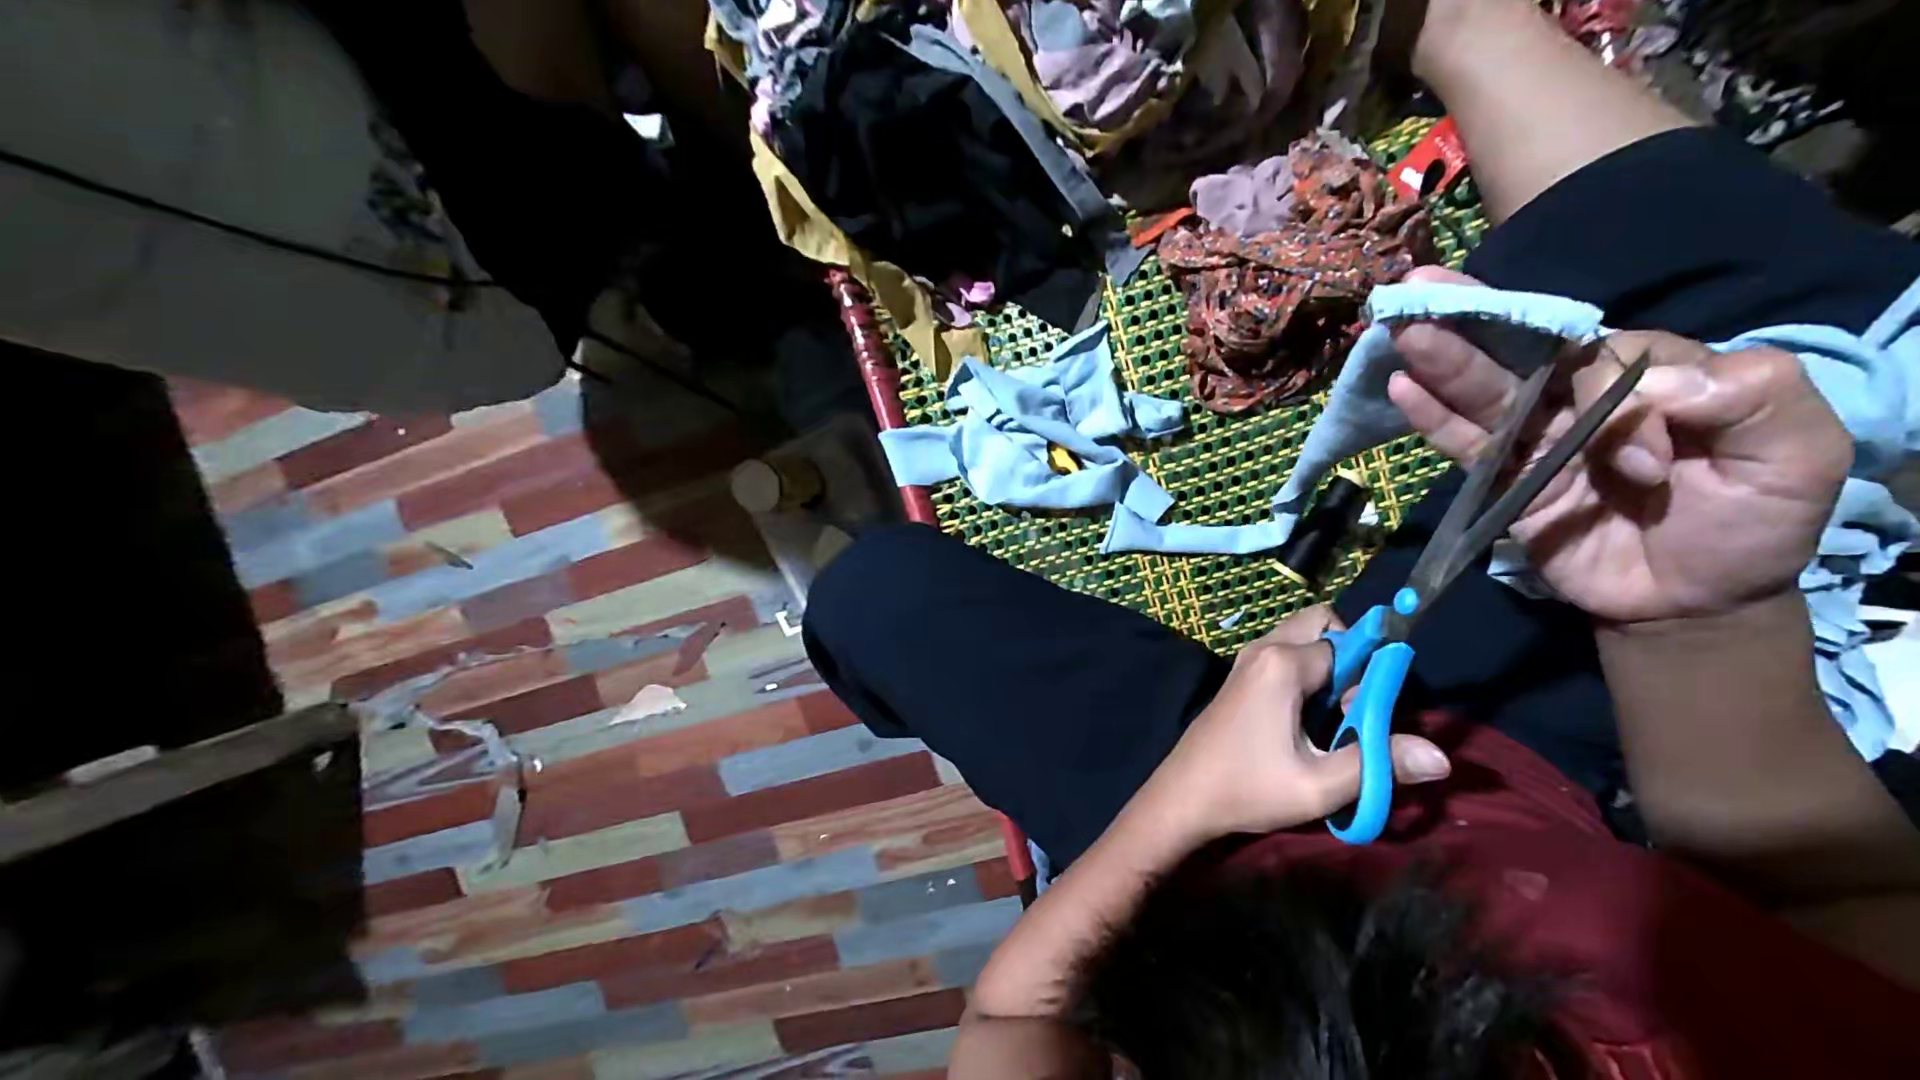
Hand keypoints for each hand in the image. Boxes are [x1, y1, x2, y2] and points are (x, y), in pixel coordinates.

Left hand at [1155, 606, 1451, 838]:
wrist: (1183, 796)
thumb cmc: (1248, 789)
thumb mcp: (1319, 786)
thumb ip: (1380, 764)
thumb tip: (1442, 757)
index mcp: (1282, 663)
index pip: (1350, 645)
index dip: (1369, 678)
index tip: (1362, 717)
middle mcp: (1263, 648)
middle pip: (1323, 623)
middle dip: (1349, 656)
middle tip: (1348, 707)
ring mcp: (1246, 659)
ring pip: (1303, 638)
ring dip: (1326, 666)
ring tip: (1326, 718)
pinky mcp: (1239, 675)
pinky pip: (1284, 654)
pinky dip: (1304, 672)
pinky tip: (1302, 719)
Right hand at [1387, 268, 1851, 623]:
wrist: (1686, 599)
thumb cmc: (1748, 525)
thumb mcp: (1797, 457)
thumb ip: (1755, 399)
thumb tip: (1658, 386)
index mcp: (1655, 379)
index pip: (1607, 355)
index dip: (1609, 396)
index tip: (1643, 470)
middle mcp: (1584, 400)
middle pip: (1525, 351)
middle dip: (1477, 316)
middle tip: (1422, 287)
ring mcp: (1536, 439)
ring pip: (1484, 391)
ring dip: (1441, 358)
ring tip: (1402, 327)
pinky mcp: (1501, 478)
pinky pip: (1462, 442)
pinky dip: (1431, 417)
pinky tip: (1400, 387)